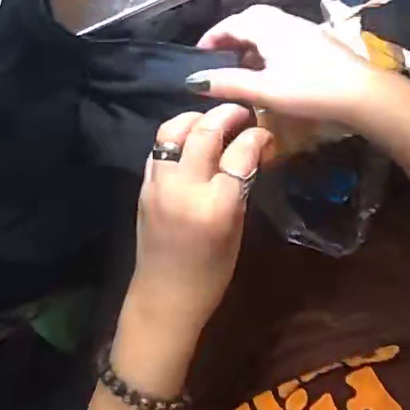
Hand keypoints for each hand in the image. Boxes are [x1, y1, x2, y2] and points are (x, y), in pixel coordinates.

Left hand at [118, 105, 272, 384]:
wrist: (164, 297)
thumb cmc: (210, 274)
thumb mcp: (236, 231)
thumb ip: (240, 188)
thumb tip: (250, 153)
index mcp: (216, 205)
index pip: (239, 153)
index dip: (256, 136)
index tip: (265, 131)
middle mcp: (184, 187)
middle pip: (204, 132)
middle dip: (226, 115)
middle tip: (242, 112)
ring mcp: (158, 184)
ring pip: (172, 131)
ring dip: (195, 119)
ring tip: (213, 120)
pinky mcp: (144, 186)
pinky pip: (158, 149)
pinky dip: (175, 137)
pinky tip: (189, 140)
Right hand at [188, 6, 391, 127]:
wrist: (363, 94)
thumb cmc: (310, 90)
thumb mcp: (264, 90)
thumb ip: (228, 83)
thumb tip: (194, 81)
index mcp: (268, 28)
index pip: (231, 23)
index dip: (211, 37)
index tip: (198, 55)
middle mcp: (285, 22)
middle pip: (250, 19)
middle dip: (230, 34)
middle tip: (217, 56)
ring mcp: (304, 30)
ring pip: (268, 26)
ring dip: (249, 40)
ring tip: (240, 64)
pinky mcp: (319, 42)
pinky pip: (283, 35)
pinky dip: (267, 46)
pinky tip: (269, 68)